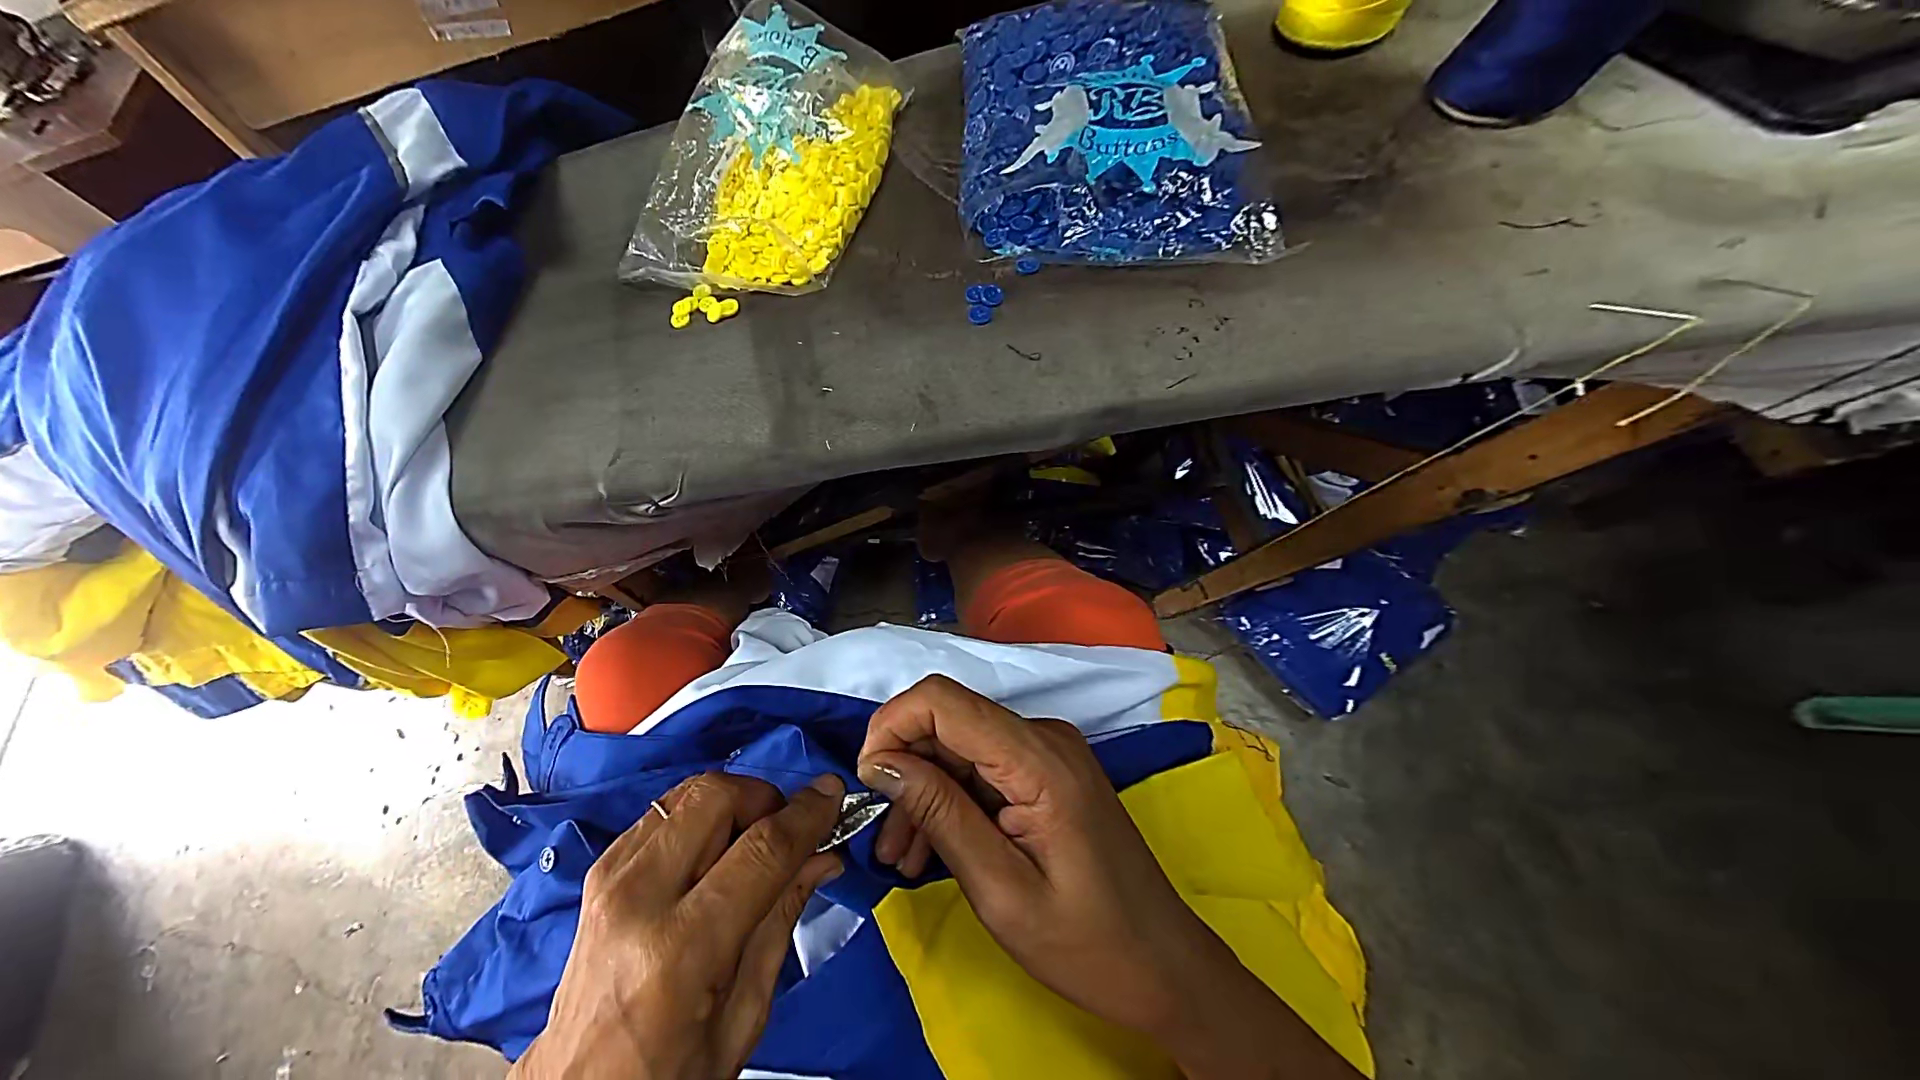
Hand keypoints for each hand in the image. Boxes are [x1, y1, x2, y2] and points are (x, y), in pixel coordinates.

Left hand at [509, 772, 844, 1079]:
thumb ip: (783, 918)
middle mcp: (639, 899)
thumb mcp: (745, 1014)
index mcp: (681, 950)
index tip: (834, 795)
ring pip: (689, 792)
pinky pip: (663, 811)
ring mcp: (611, 879)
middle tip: (785, 831)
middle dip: (765, 799)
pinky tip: (713, 851)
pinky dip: (701, 816)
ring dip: (734, 803)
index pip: (761, 850)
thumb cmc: (668, 1073)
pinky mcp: (599, 872)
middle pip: (718, 798)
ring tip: (751, 842)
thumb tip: (824, 856)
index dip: (807, 814)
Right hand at [856, 676, 1360, 1079]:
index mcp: (1039, 759)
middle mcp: (1043, 737)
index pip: (943, 699)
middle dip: (903, 772)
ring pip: (958, 749)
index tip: (867, 783)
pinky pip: (981, 769)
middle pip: (948, 723)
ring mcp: (1047, 753)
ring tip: (901, 860)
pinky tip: (931, 850)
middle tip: (882, 841)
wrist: (1163, 966)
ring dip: (922, 795)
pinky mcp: (1046, 773)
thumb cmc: (1087, 943)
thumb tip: (880, 762)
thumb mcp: (1000, 889)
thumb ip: (940, 814)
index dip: (892, 726)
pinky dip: (950, 802)